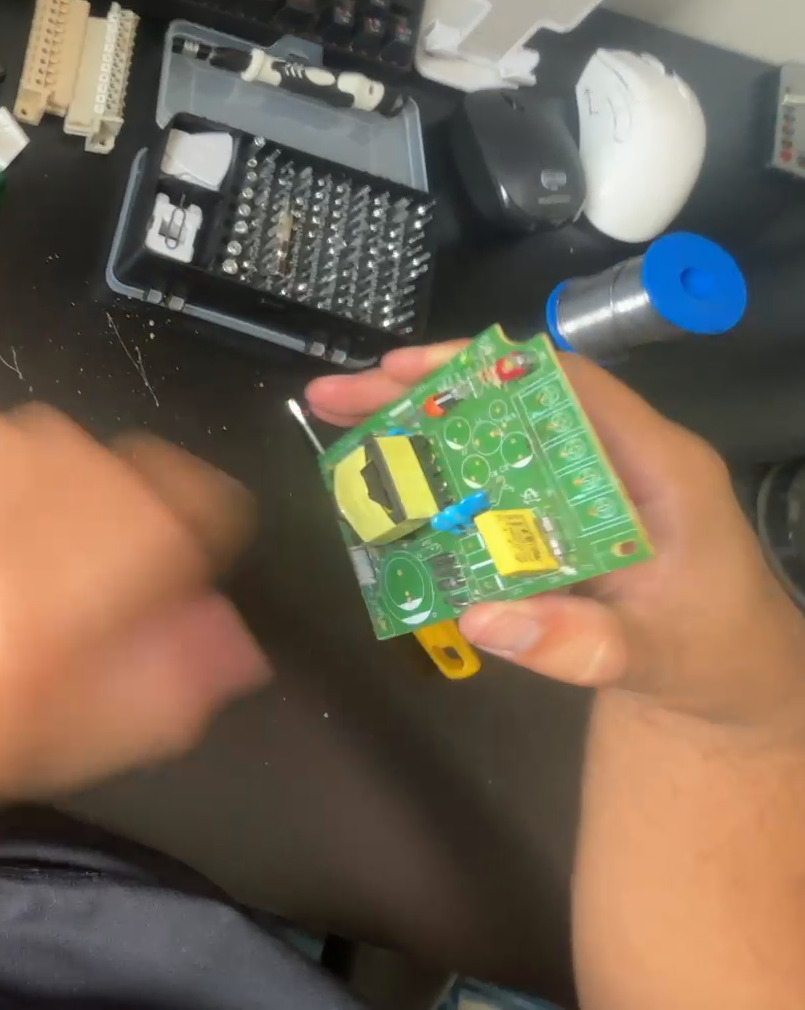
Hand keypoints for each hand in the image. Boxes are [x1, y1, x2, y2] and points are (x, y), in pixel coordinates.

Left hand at [0, 360, 269, 834]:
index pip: (180, 499)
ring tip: (3, 530)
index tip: (177, 540)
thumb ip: (167, 681)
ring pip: (33, 423)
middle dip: (116, 507)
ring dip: (41, 471)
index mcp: (53, 602)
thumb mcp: (69, 743)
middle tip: (72, 559)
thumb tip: (226, 622)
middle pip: (110, 458)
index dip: (198, 516)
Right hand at [308, 344, 804, 739]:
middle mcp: (598, 462)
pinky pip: (462, 478)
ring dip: (397, 423)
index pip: (564, 385)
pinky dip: (409, 469)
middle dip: (407, 393)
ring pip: (471, 434)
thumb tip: (482, 619)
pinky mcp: (529, 514)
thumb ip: (587, 643)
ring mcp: (558, 486)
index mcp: (648, 468)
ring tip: (330, 414)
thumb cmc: (707, 657)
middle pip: (497, 401)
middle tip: (332, 395)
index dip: (479, 369)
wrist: (719, 681)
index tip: (400, 369)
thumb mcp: (659, 658)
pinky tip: (364, 473)